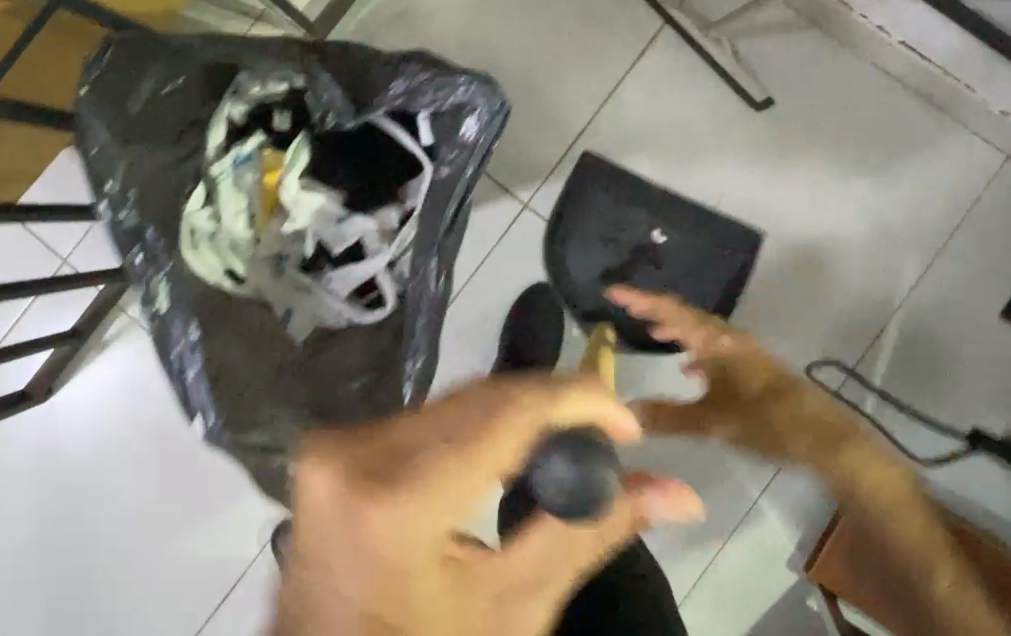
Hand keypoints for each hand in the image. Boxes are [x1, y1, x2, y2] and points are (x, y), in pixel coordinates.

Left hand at [274, 374, 703, 635]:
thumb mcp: (513, 609)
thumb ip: (587, 533)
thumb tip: (678, 492)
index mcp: (398, 501)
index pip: (504, 412)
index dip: (576, 400)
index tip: (630, 421)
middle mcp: (356, 452)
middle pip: (477, 401)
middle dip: (549, 410)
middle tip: (605, 438)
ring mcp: (336, 445)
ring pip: (450, 403)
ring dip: (511, 417)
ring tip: (562, 449)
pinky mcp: (332, 445)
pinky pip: (420, 418)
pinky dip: (470, 429)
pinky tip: (506, 454)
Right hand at [606, 286, 883, 483]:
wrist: (824, 437)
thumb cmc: (765, 422)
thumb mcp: (712, 422)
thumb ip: (667, 417)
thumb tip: (625, 412)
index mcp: (715, 341)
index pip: (670, 310)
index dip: (639, 299)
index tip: (612, 290)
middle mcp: (729, 338)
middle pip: (686, 314)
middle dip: (655, 310)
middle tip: (627, 309)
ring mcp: (744, 351)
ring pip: (702, 331)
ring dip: (677, 328)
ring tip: (653, 332)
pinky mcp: (754, 367)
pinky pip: (715, 347)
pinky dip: (696, 349)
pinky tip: (690, 370)